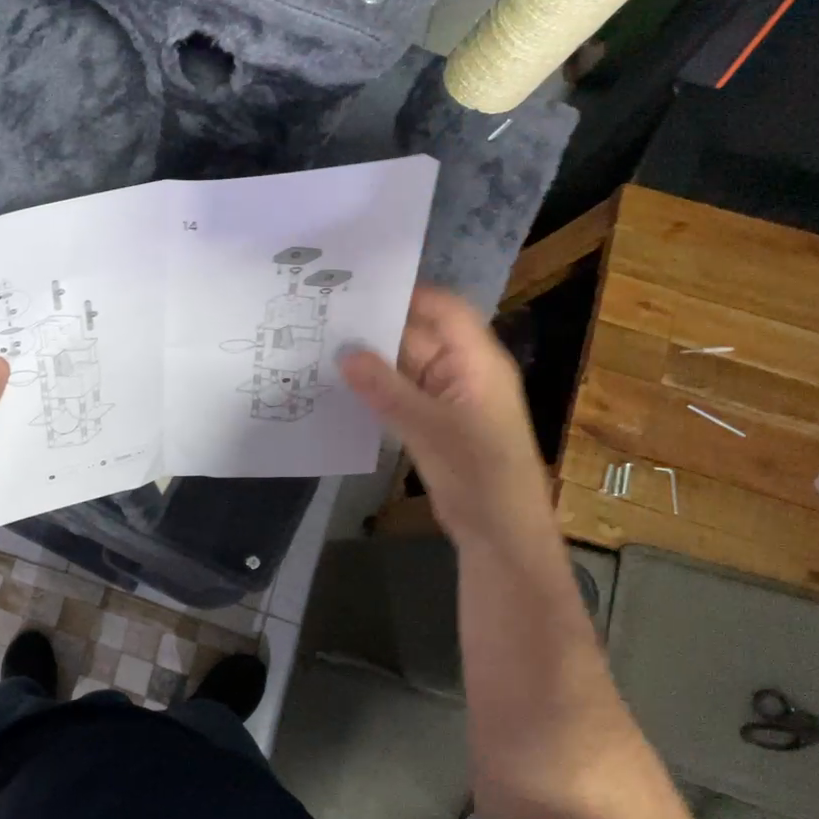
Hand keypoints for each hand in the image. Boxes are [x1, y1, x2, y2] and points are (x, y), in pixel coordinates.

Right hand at [338, 287, 554, 548]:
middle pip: (418, 334)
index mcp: (477, 362)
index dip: (405, 294)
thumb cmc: (478, 473)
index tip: (354, 288)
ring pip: (404, 366)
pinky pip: (398, 393)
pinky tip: (337, 387)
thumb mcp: (430, 428)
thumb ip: (385, 389)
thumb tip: (344, 352)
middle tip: (321, 317)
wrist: (499, 529)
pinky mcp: (431, 422)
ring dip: (369, 359)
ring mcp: (446, 398)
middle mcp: (462, 372)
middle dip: (375, 326)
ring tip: (318, 347)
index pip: (443, 310)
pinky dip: (372, 388)